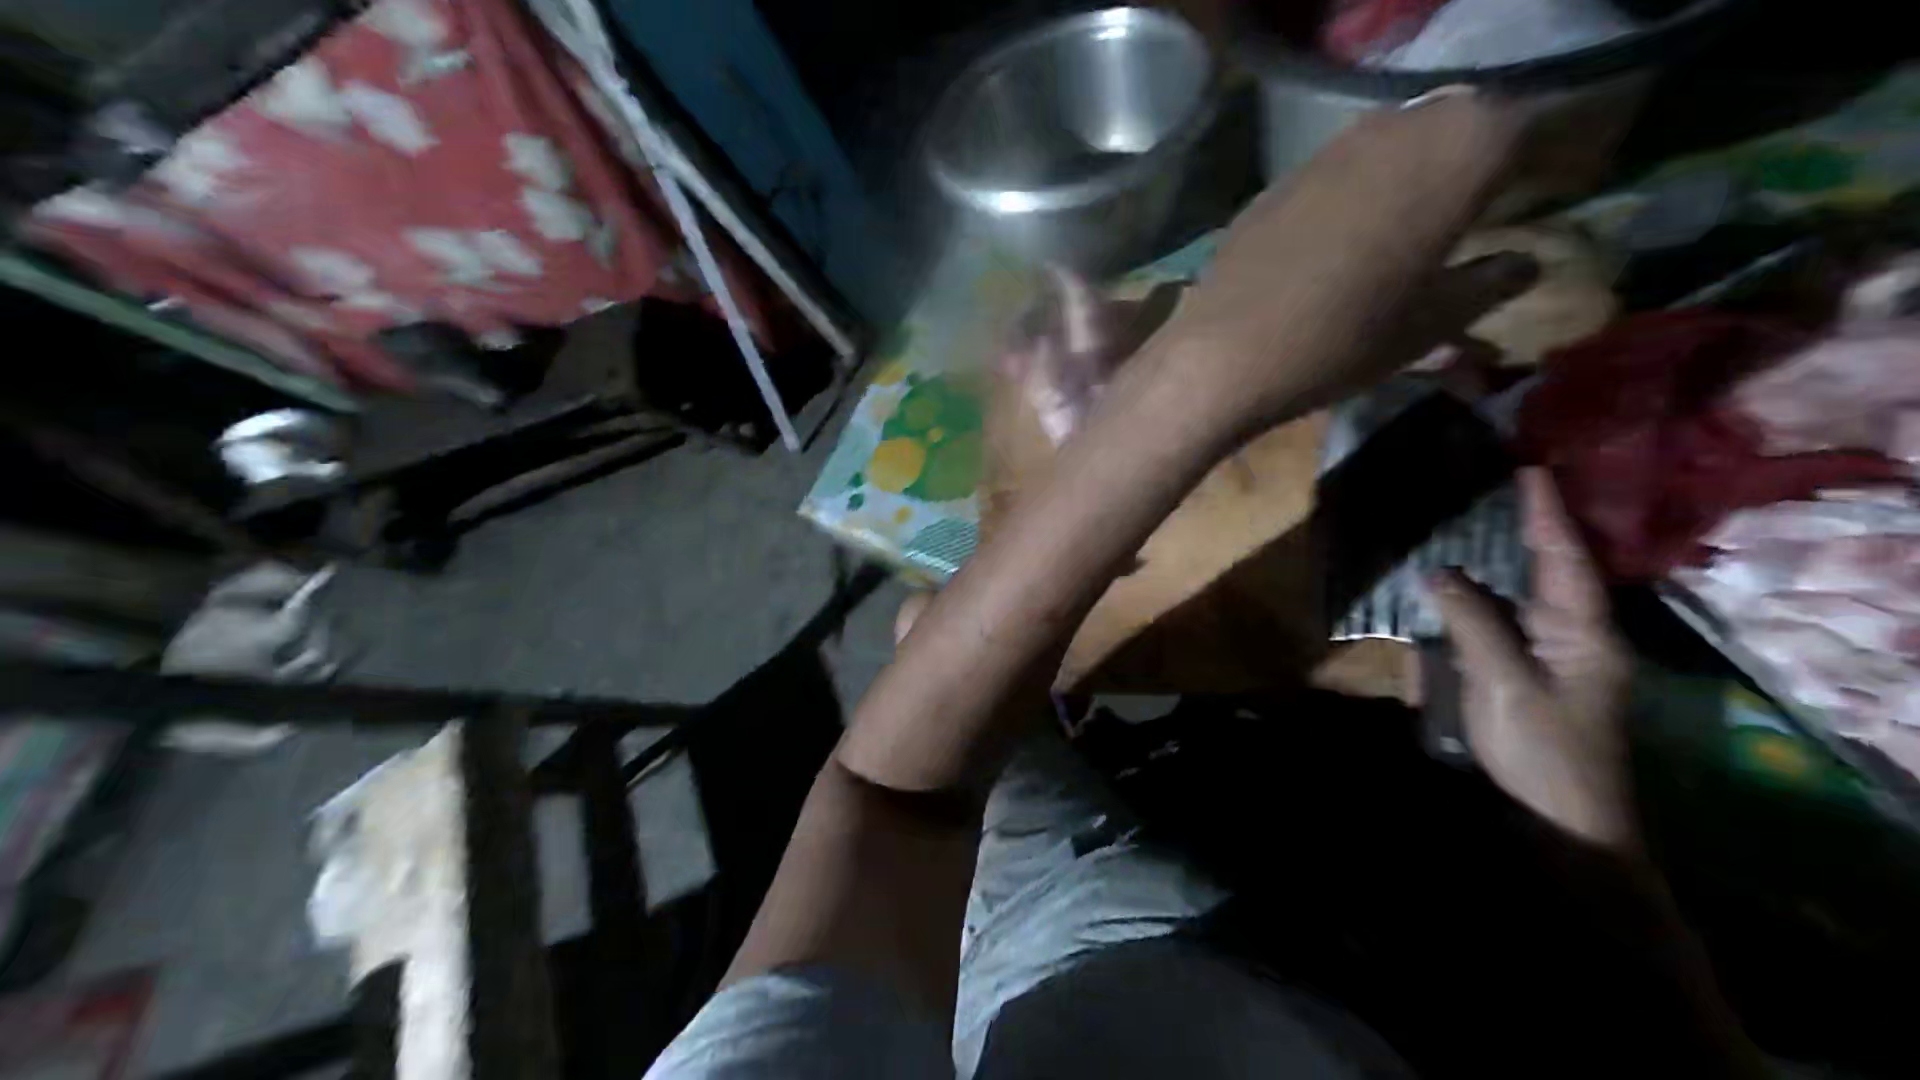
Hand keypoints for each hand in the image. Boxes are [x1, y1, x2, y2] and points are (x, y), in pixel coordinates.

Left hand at [1145, 90, 1535, 438]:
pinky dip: (1360, 192)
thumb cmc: (1343, 340)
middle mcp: (1397, 126)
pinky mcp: (1277, 183)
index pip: (1540, 125)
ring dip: (1419, 171)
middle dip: (1484, 159)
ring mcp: (1328, 150)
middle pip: (1465, 125)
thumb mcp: (1435, 322)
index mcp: (1462, 146)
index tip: (1561, 188)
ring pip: (1398, 142)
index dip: (1556, 156)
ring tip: (1420, 220)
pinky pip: (1339, 172)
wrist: (1224, 355)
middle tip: (1487, 205)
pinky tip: (1349, 236)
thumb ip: (1492, 281)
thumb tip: (1524, 261)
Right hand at [1429, 467, 1637, 851]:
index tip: (1529, 469)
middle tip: (1493, 489)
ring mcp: (1552, 656)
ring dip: (1499, 561)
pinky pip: (1503, 622)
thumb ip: (1473, 623)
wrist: (1561, 817)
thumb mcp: (1503, 682)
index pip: (1564, 558)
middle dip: (1526, 528)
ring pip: (1524, 594)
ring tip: (1468, 526)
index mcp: (1583, 631)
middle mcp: (1574, 635)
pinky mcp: (1528, 673)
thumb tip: (1439, 573)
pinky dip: (1480, 597)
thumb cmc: (1540, 748)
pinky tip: (1455, 587)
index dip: (1547, 513)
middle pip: (1550, 569)